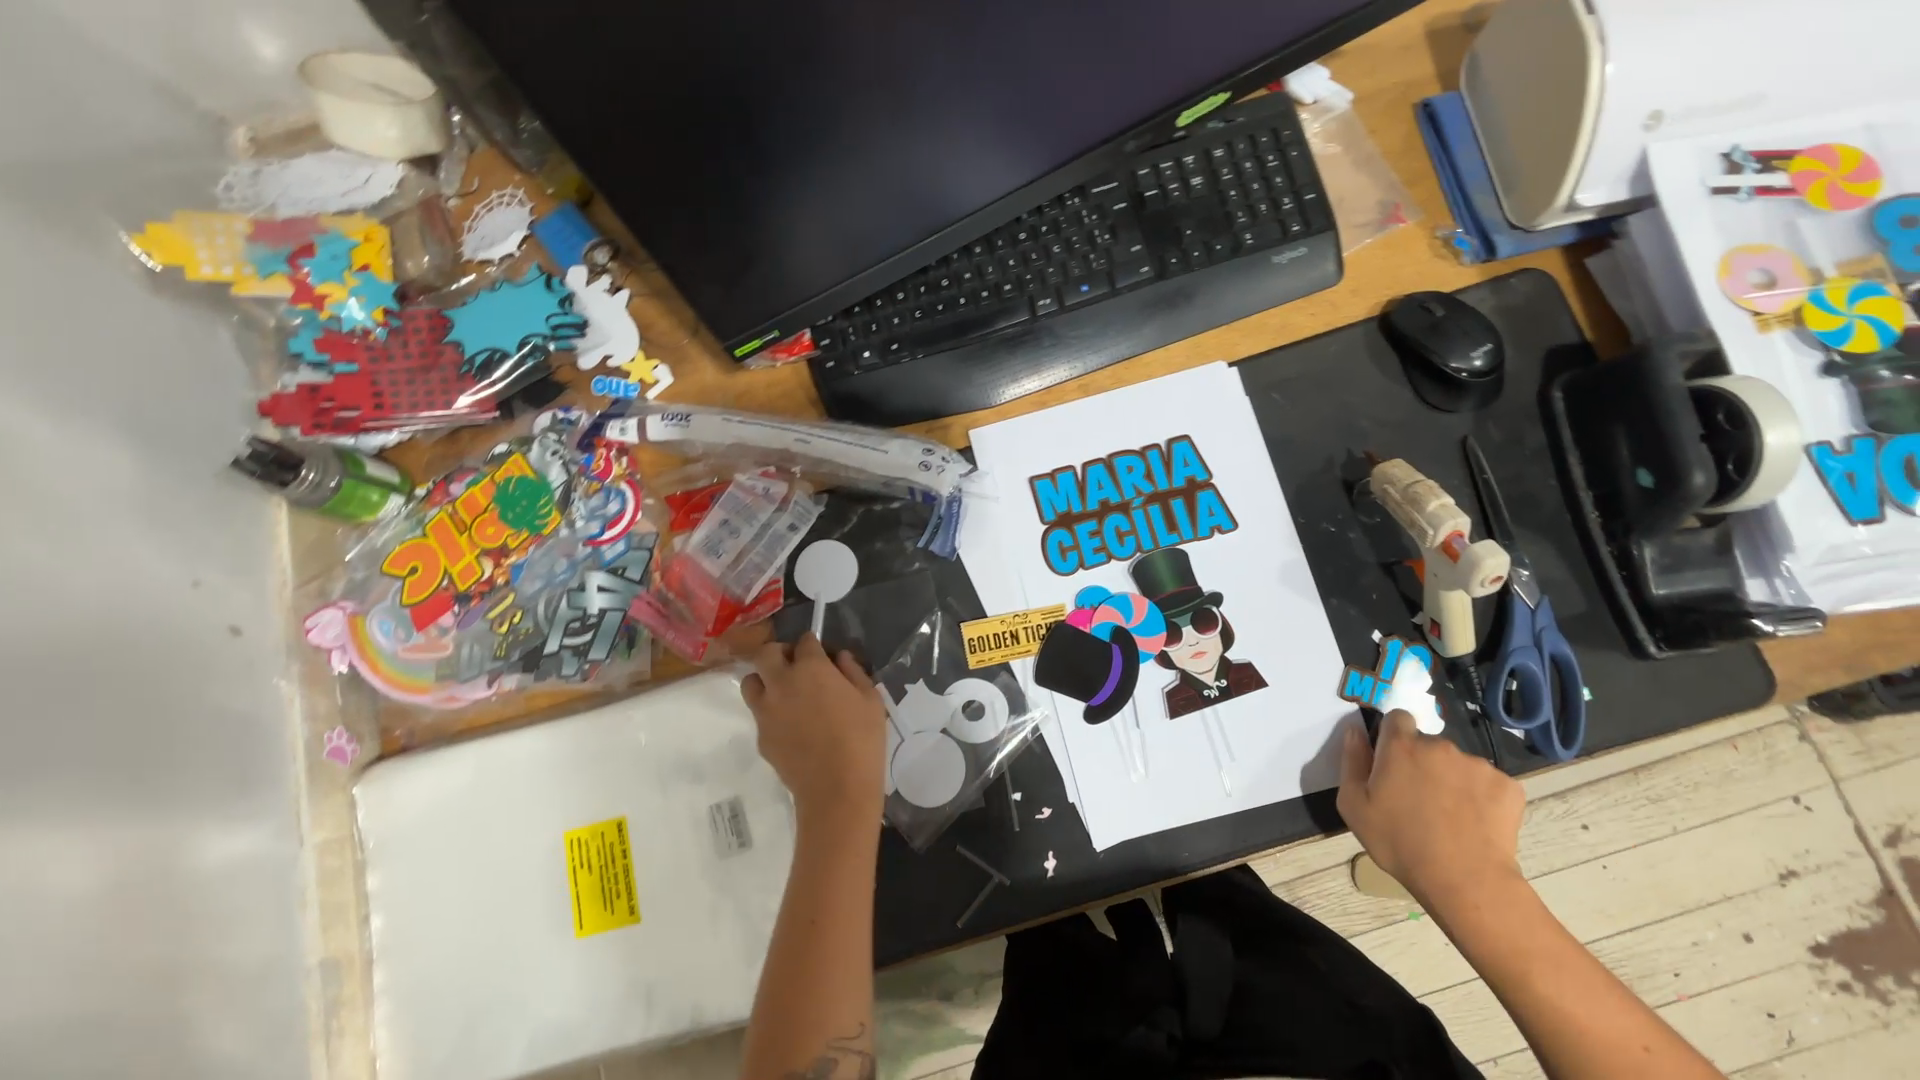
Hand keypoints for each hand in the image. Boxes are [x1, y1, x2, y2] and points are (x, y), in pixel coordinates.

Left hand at [741, 634, 887, 831]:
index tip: (821, 654)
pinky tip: (790, 726)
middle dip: (779, 653)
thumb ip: (854, 672)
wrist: (836, 789)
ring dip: (765, 680)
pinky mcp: (761, 735)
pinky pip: (759, 714)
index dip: (813, 644)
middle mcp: (781, 683)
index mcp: (811, 669)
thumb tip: (840, 657)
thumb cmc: (862, 740)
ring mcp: (766, 710)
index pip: (804, 641)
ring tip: (784, 693)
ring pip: (751, 682)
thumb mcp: (871, 700)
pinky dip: (770, 712)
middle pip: (766, 653)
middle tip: (795, 665)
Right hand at [1337, 710, 1526, 909]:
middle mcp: (1441, 746)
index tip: (1392, 762)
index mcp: (1401, 747)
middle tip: (1418, 800)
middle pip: (1428, 744)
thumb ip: (1352, 761)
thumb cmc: (1399, 843)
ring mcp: (1478, 765)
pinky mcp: (1508, 785)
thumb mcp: (1354, 806)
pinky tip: (1475, 823)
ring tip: (1450, 816)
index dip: (1393, 737)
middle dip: (1422, 763)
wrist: (1464, 880)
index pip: (1397, 718)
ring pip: (1459, 764)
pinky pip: (1488, 783)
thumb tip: (1355, 731)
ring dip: (1452, 780)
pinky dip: (1481, 797)